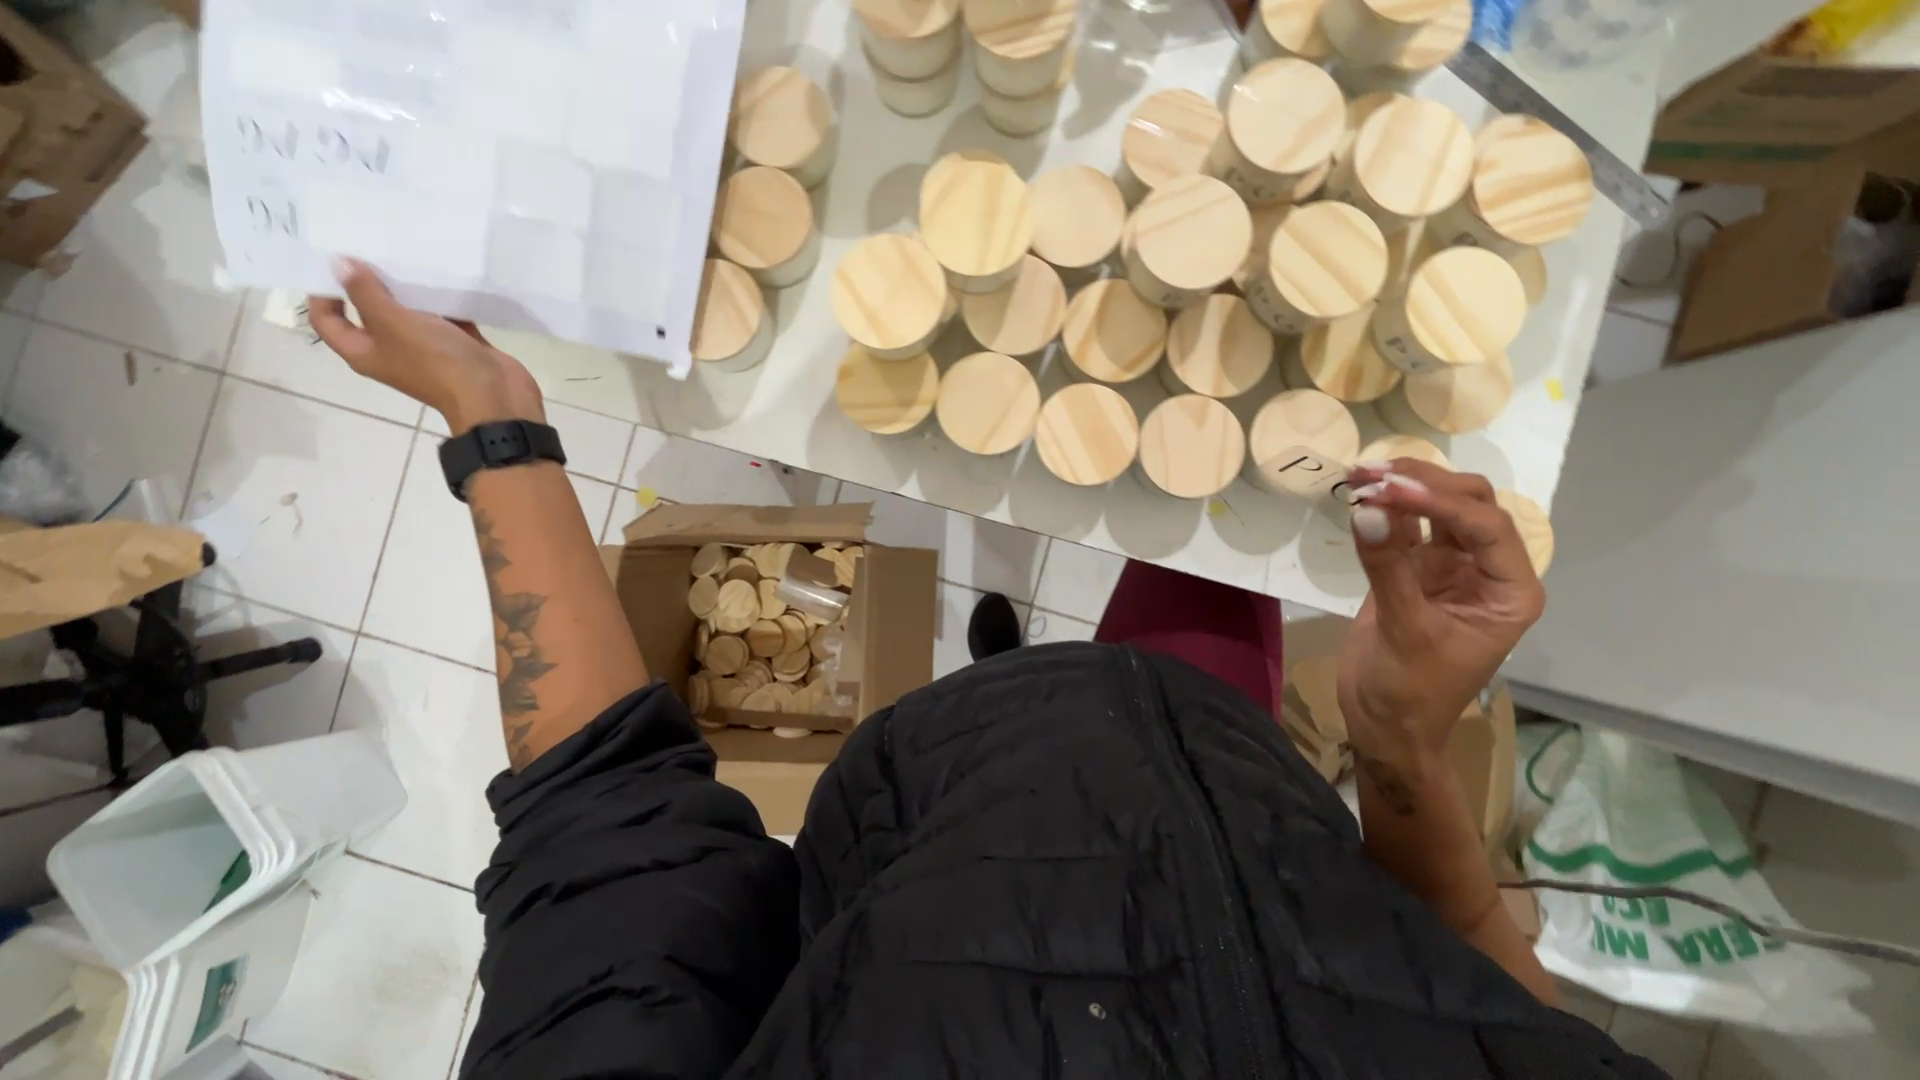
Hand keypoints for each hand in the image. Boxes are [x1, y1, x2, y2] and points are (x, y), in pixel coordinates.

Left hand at [307, 258, 543, 432]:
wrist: (495, 397)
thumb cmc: (438, 363)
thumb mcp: (394, 323)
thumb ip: (366, 292)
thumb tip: (338, 263)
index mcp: (366, 351)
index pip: (327, 320)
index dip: (322, 293)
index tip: (334, 262)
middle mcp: (392, 350)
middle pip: (370, 313)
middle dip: (370, 284)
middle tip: (373, 249)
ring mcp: (428, 349)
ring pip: (411, 314)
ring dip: (410, 290)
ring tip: (409, 256)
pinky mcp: (459, 346)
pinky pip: (447, 318)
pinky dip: (447, 301)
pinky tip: (449, 277)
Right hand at [1336, 460, 1545, 776]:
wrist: (1384, 728)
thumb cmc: (1411, 692)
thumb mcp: (1404, 632)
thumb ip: (1387, 568)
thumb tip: (1366, 510)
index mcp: (1509, 591)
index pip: (1486, 527)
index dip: (1440, 502)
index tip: (1388, 489)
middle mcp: (1486, 571)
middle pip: (1468, 506)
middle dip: (1424, 484)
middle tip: (1371, 475)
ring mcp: (1449, 569)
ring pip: (1436, 510)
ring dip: (1402, 488)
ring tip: (1358, 476)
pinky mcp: (1414, 572)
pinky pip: (1403, 529)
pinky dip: (1382, 512)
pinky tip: (1358, 497)